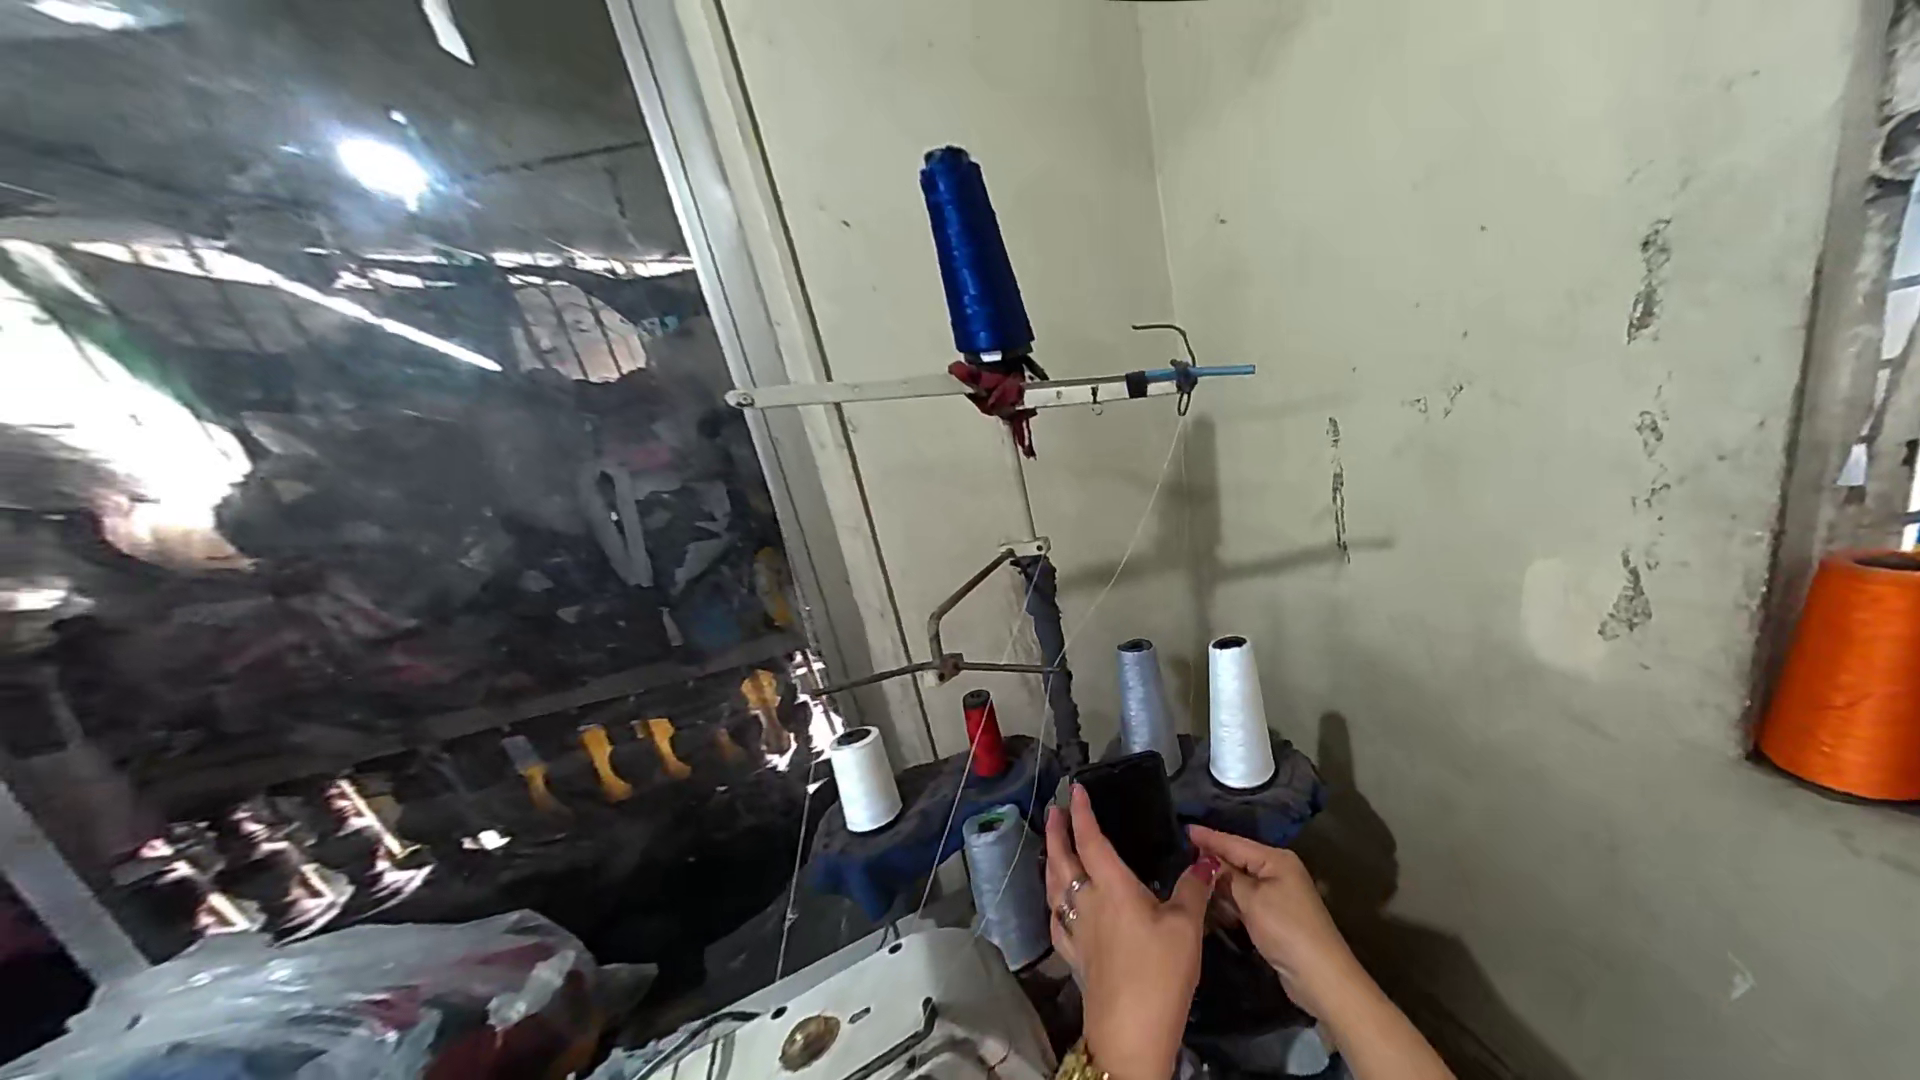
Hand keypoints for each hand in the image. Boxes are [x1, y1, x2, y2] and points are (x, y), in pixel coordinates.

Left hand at [1045, 784, 1219, 1079]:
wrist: (1131, 1032)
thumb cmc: (1160, 972)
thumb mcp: (1186, 927)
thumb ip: (1193, 890)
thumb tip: (1205, 860)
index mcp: (1111, 886)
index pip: (1090, 839)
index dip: (1082, 812)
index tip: (1075, 788)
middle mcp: (1086, 901)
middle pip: (1062, 858)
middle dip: (1056, 831)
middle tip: (1054, 810)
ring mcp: (1075, 930)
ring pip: (1054, 886)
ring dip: (1051, 860)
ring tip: (1051, 847)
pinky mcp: (1073, 956)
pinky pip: (1056, 919)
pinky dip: (1053, 902)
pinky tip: (1057, 905)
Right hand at [1186, 824, 1358, 1018]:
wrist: (1323, 980)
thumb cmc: (1286, 930)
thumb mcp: (1251, 899)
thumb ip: (1225, 875)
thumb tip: (1203, 858)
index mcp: (1276, 859)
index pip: (1233, 842)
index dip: (1207, 837)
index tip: (1182, 828)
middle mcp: (1278, 871)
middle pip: (1236, 860)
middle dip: (1211, 861)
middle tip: (1179, 856)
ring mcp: (1277, 894)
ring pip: (1238, 881)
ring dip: (1218, 885)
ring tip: (1189, 881)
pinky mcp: (1274, 915)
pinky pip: (1244, 899)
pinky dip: (1229, 901)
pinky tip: (1210, 905)